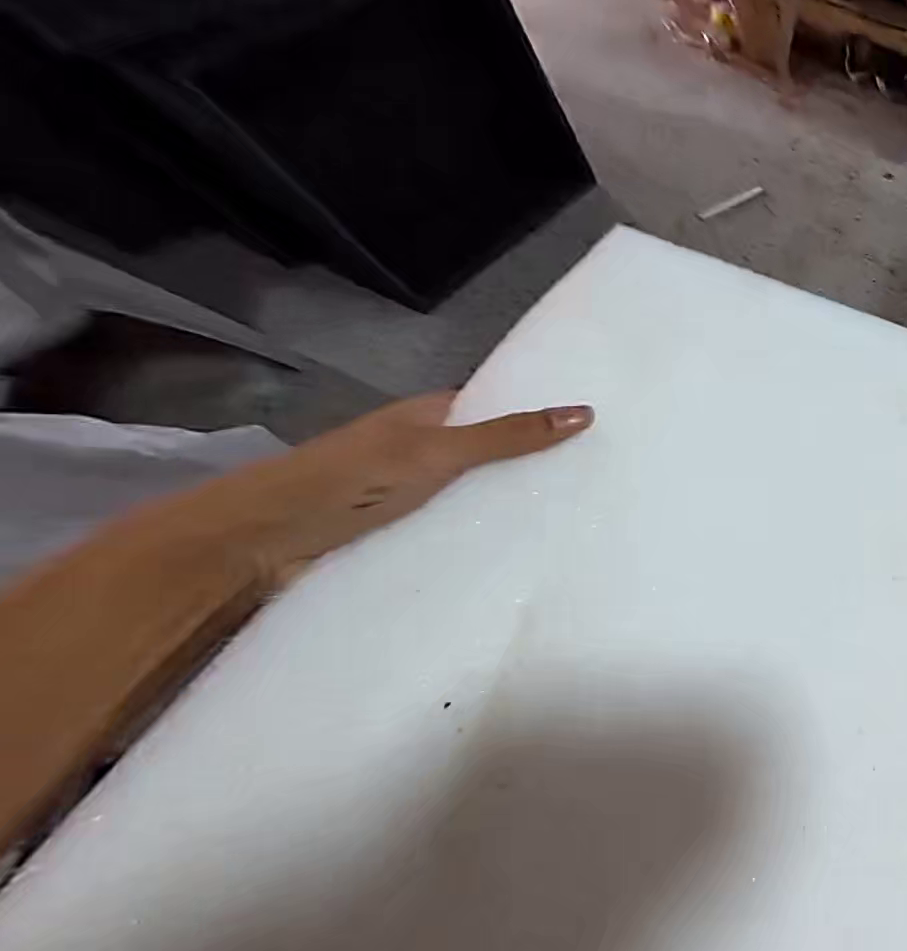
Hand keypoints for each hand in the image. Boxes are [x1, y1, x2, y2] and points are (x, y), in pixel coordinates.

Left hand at [206, 392, 592, 581]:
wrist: (255, 546)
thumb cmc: (348, 481)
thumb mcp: (438, 452)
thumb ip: (508, 436)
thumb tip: (585, 411)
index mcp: (431, 415)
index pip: (501, 405)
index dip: (545, 410)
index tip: (601, 423)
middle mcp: (427, 448)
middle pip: (497, 450)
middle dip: (542, 458)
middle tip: (607, 469)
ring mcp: (419, 491)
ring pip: (484, 489)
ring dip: (521, 498)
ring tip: (587, 508)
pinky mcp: (412, 530)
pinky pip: (467, 523)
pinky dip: (496, 529)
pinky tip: (535, 543)